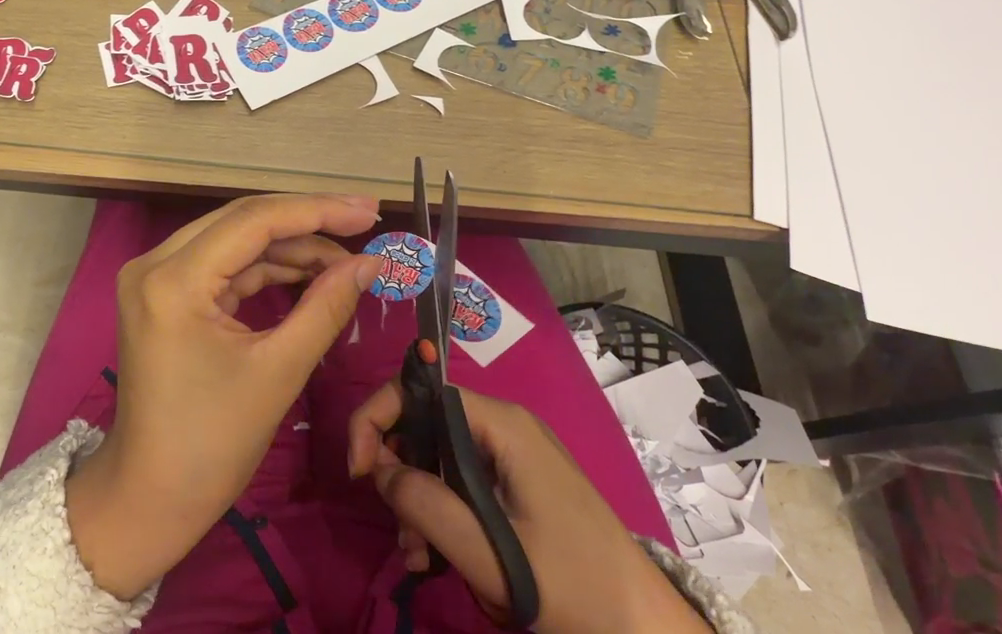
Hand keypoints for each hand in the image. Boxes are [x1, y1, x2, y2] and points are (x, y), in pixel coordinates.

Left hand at [66, 194, 383, 598]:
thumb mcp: (278, 370)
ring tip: (347, 262)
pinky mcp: (163, 296)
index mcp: (172, 279)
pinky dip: (265, 271)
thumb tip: (370, 263)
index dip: (316, 211)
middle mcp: (154, 264)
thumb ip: (326, 306)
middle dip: (306, 224)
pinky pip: (221, 267)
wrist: (152, 493)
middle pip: (240, 223)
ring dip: (289, 249)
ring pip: (233, 243)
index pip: (252, 221)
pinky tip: (309, 276)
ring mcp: (154, 278)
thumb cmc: (213, 442)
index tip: (369, 211)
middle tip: (365, 225)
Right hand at [349, 383, 710, 633]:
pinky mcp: (517, 486)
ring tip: (420, 558)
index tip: (357, 472)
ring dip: (418, 504)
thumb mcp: (490, 552)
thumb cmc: (574, 586)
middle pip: (424, 427)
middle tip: (401, 534)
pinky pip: (461, 484)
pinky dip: (441, 515)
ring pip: (438, 460)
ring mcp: (512, 458)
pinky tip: (436, 557)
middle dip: (399, 475)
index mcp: (503, 426)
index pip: (420, 391)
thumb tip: (378, 471)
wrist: (644, 630)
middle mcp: (504, 429)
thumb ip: (425, 505)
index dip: (377, 420)